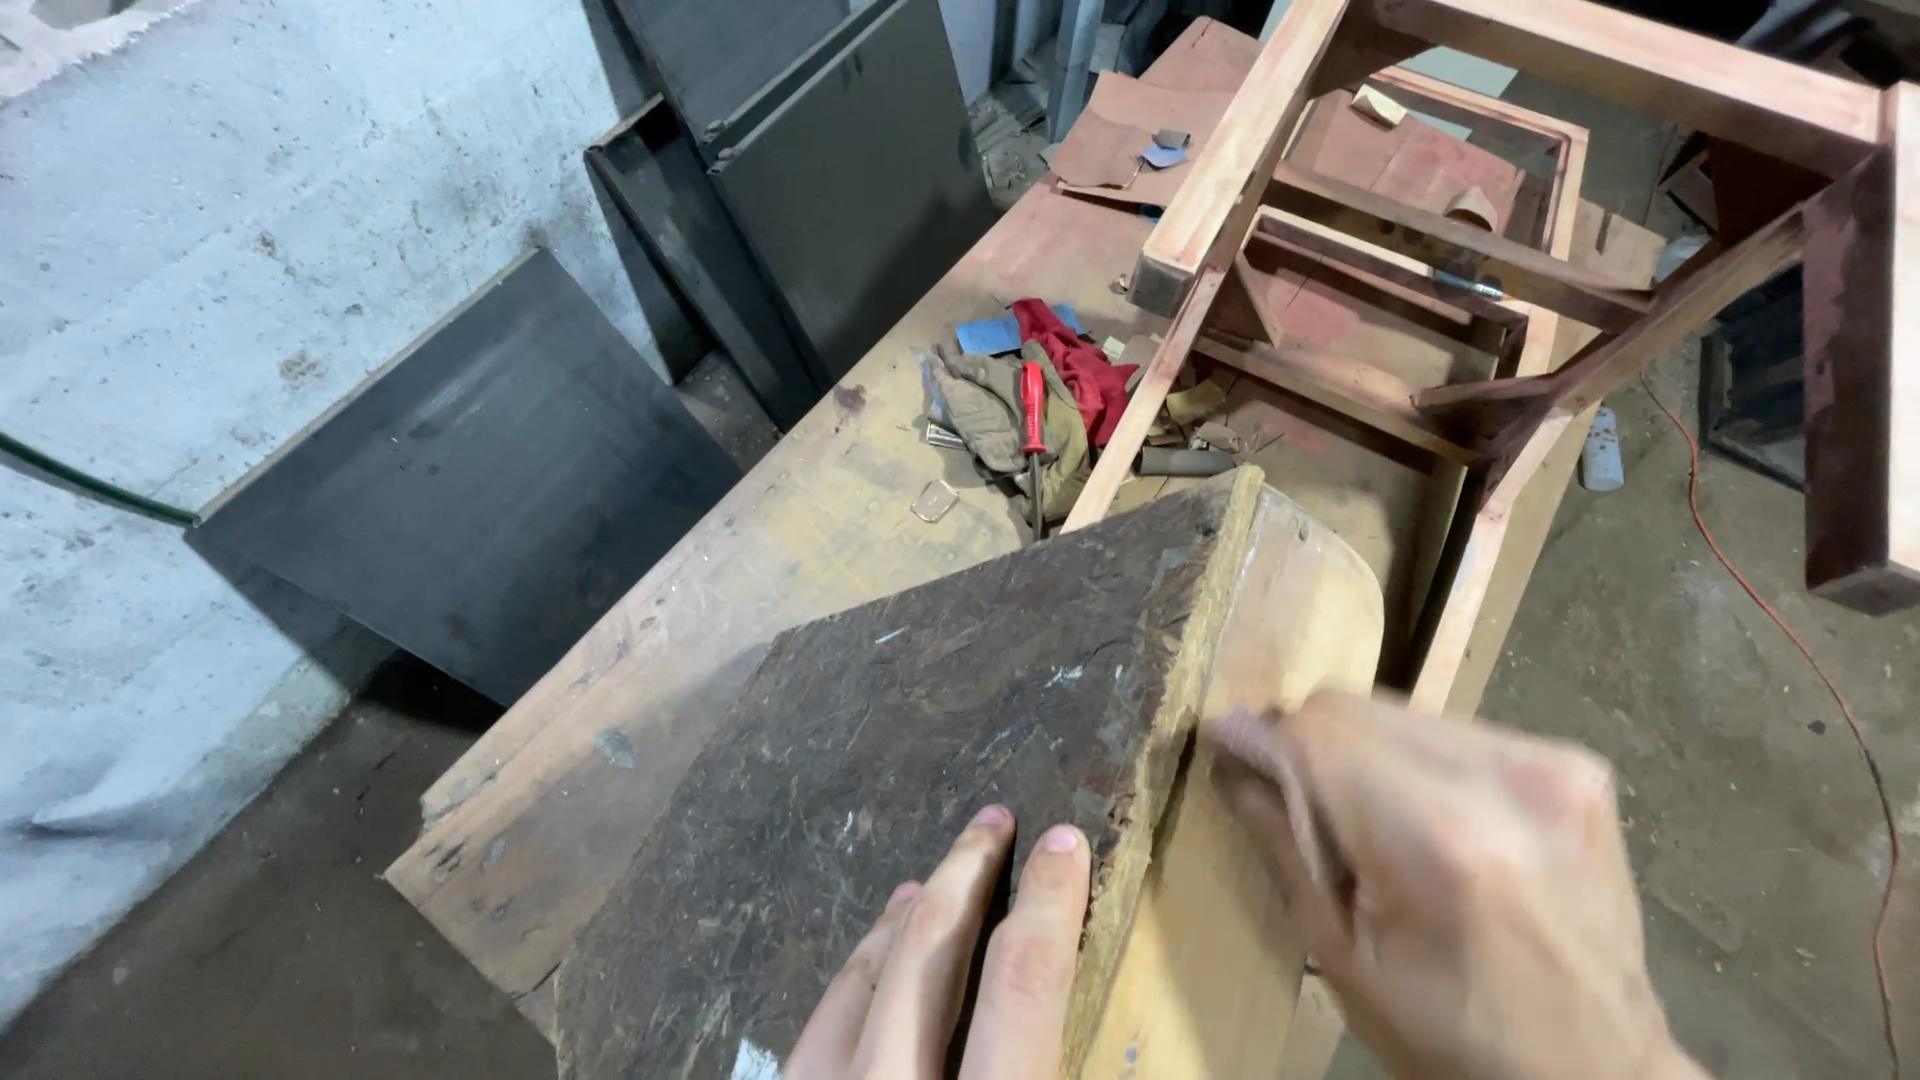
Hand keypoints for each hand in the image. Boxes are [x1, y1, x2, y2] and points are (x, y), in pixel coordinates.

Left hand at [786, 806, 1091, 1079]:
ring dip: (909, 913)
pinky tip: (872, 953)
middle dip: (967, 872)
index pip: (1023, 985)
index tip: (1065, 845)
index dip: (1049, 905)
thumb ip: (1042, 1061)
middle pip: (928, 950)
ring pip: (863, 973)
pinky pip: (821, 1018)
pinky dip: (858, 969)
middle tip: (994, 821)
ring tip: (939, 875)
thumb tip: (1056, 1010)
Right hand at [1202, 691, 1707, 1079]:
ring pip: (1392, 708)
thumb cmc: (1450, 1037)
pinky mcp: (1572, 764)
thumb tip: (1227, 749)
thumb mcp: (1338, 952)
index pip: (1315, 733)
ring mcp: (1549, 765)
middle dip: (1302, 743)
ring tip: (1364, 815)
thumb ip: (1281, 836)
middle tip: (1294, 800)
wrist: (1599, 1077)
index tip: (1223, 746)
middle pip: (1348, 708)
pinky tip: (1421, 814)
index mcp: (1437, 840)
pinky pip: (1444, 726)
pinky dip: (1407, 756)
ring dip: (1354, 748)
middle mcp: (1502, 782)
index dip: (1259, 737)